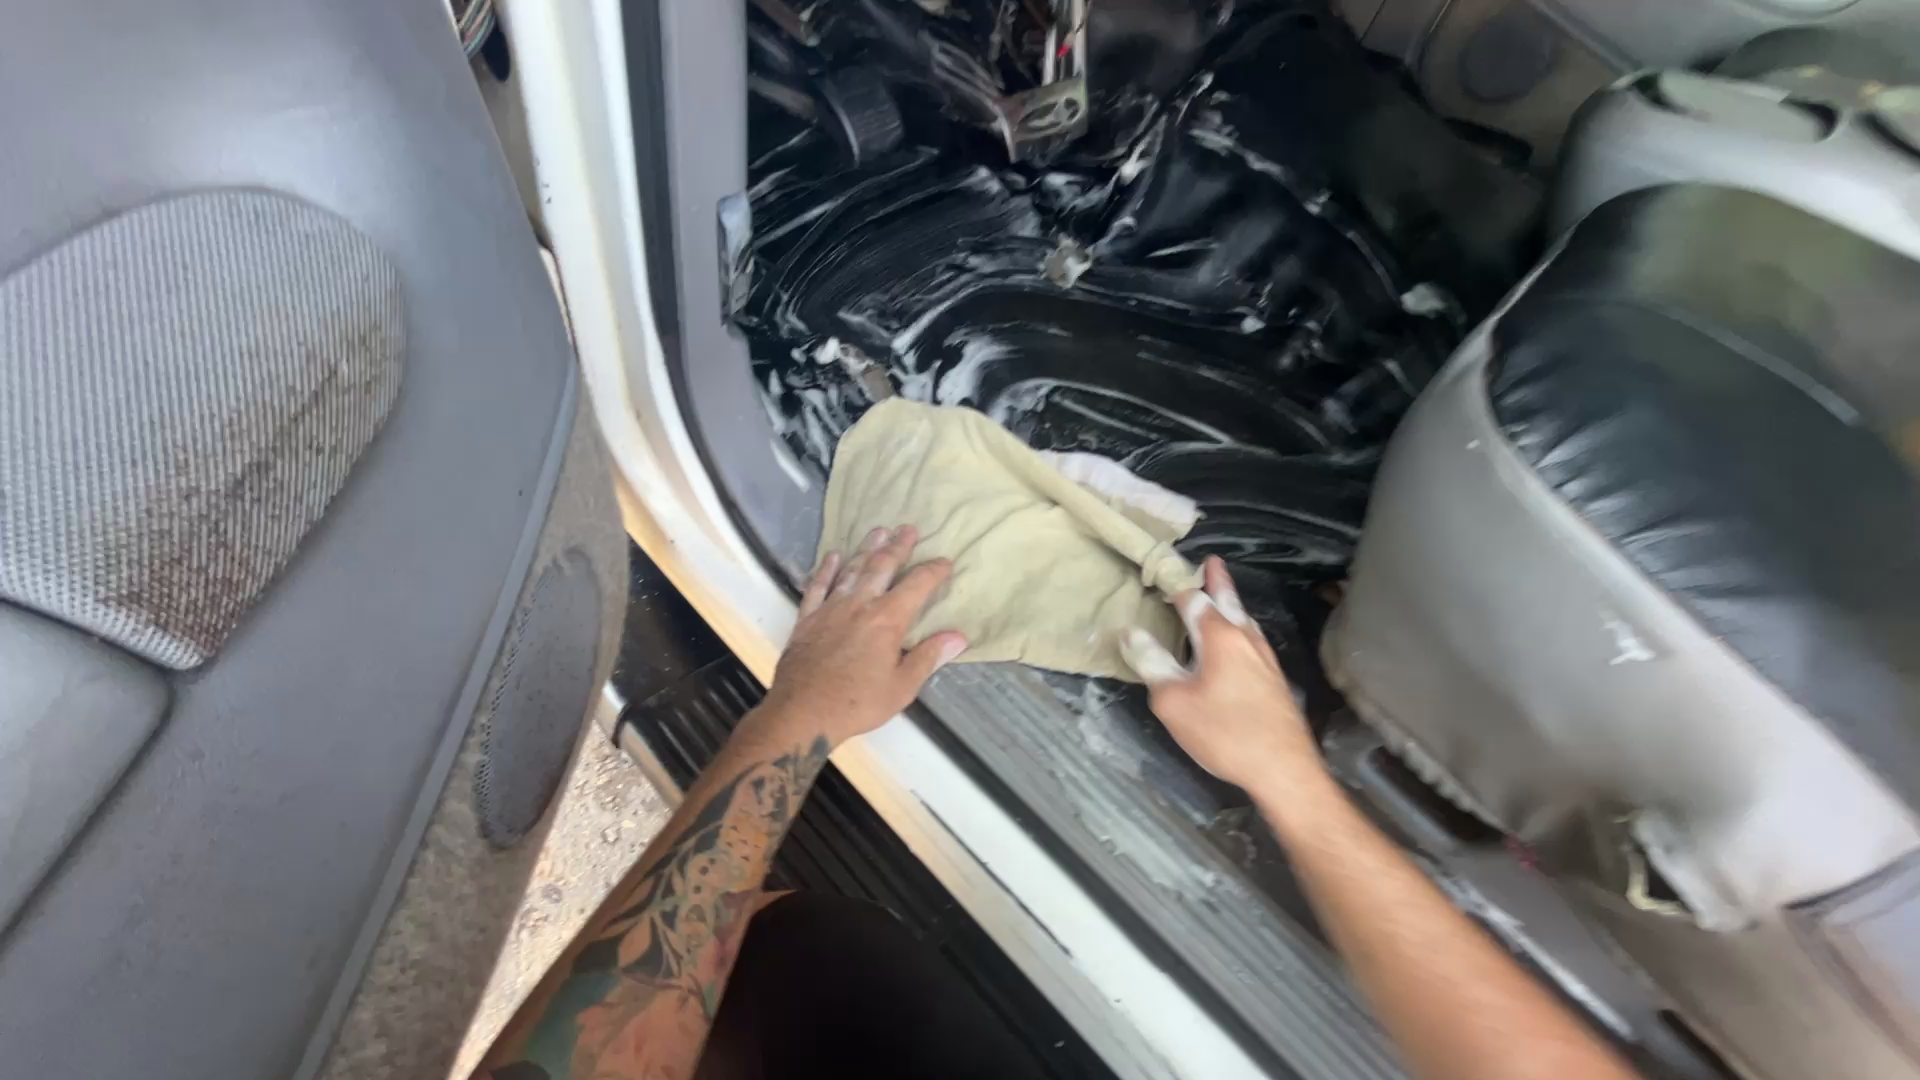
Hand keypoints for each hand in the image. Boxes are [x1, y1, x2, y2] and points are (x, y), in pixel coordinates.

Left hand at [757, 525, 967, 747]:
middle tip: (908, 529)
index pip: (917, 586)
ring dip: (866, 549)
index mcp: (887, 620)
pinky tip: (832, 556)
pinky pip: (818, 586)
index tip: (945, 561)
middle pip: (882, 567)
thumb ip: (928, 657)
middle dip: (898, 547)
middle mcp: (860, 605)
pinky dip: (826, 570)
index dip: (933, 571)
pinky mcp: (808, 618)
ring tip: (878, 532)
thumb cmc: (858, 703)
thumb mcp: (902, 687)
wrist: (803, 712)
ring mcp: (831, 608)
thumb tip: (958, 637)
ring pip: (851, 570)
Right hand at [1125, 556, 1321, 790]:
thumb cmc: (1223, 732)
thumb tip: (1130, 632)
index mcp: (1220, 636)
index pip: (1193, 600)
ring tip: (1223, 594)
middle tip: (1211, 562)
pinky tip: (1238, 640)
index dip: (1174, 588)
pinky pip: (1253, 639)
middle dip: (1216, 581)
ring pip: (1245, 620)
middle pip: (1228, 601)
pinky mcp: (1274, 679)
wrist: (1284, 769)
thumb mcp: (1173, 701)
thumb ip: (1152, 663)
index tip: (1162, 576)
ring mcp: (1265, 658)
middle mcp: (1246, 639)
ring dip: (1230, 604)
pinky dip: (1239, 627)